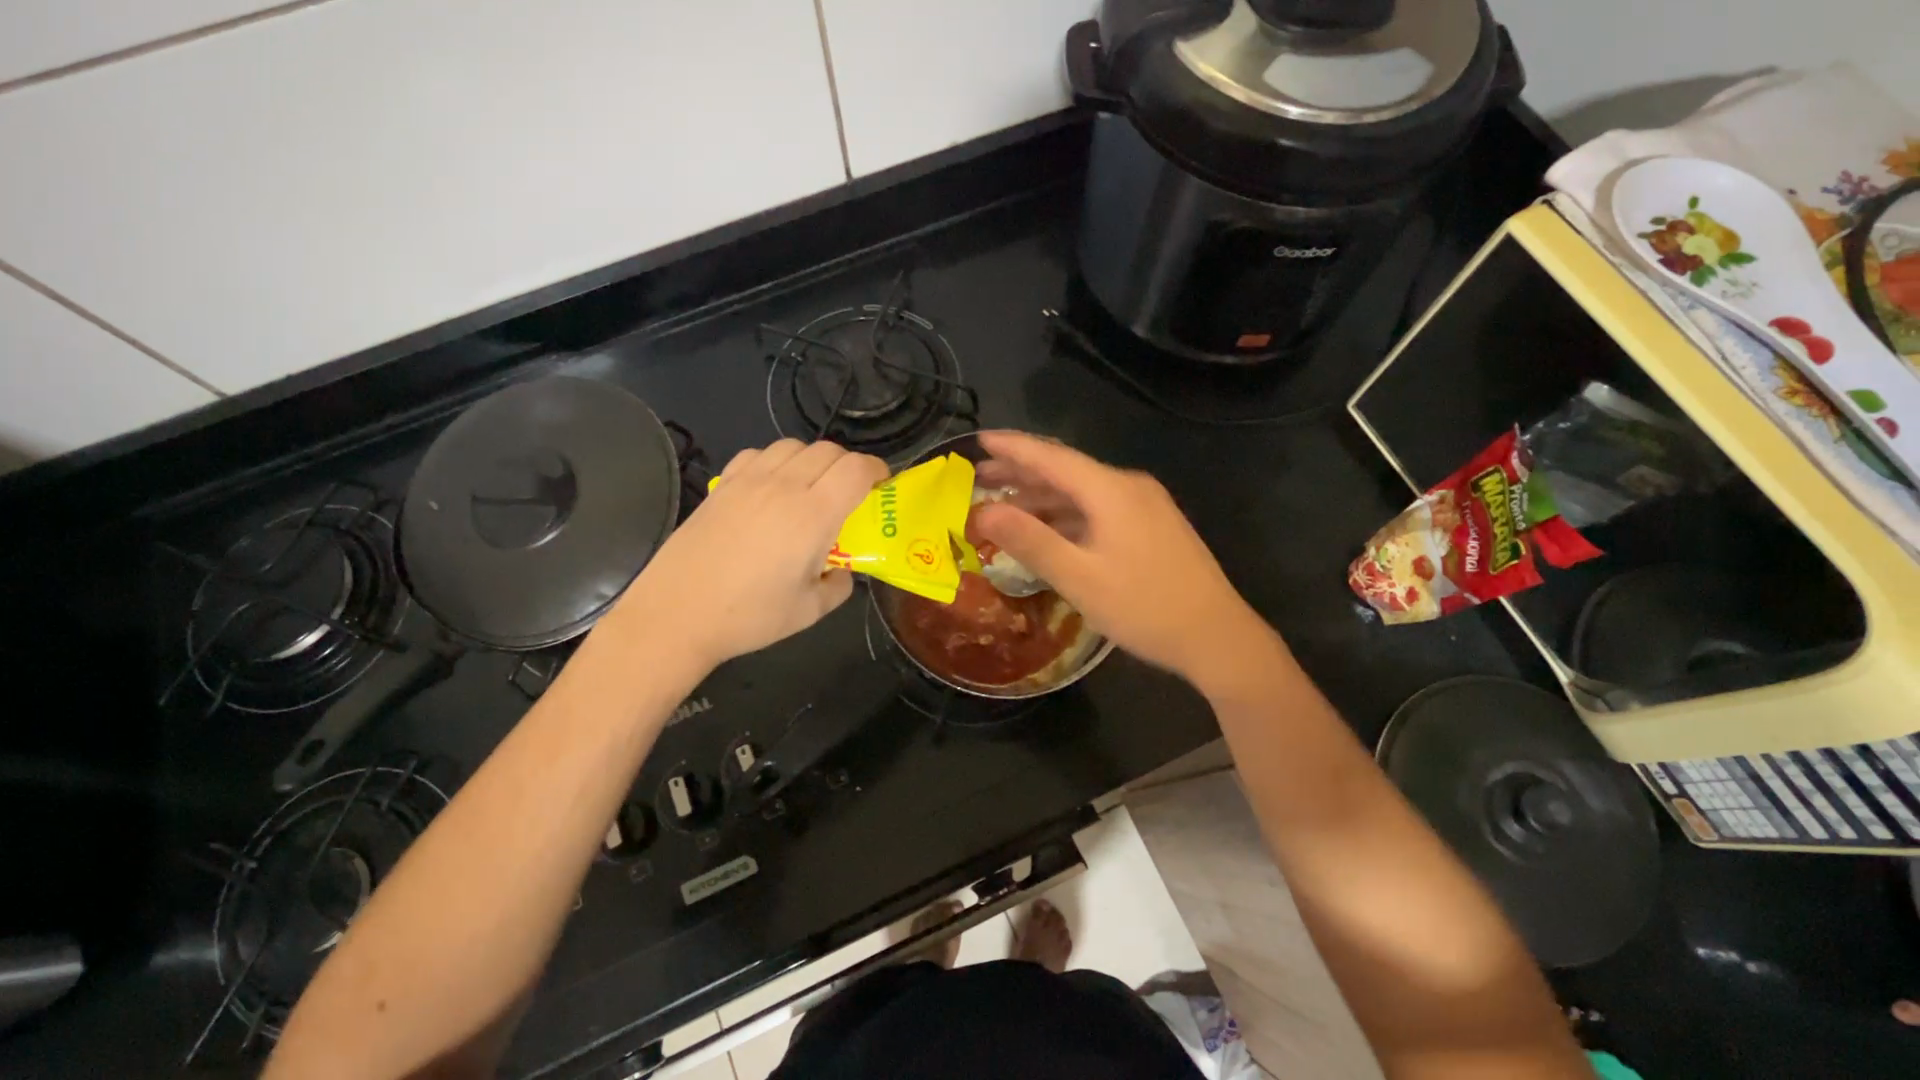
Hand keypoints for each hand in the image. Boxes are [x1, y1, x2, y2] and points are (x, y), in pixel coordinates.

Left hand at [612, 439, 887, 669]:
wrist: (677, 613)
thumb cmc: (749, 617)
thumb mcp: (809, 611)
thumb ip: (839, 587)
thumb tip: (843, 572)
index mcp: (813, 515)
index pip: (856, 469)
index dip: (877, 470)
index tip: (882, 485)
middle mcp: (783, 486)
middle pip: (828, 450)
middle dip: (848, 465)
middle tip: (850, 492)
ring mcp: (748, 481)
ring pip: (793, 446)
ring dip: (812, 460)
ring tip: (811, 487)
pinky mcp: (722, 486)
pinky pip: (758, 454)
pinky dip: (776, 462)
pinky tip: (772, 488)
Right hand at [970, 431, 1279, 691]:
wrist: (1217, 636)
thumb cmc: (1145, 607)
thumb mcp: (1080, 578)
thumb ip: (1031, 541)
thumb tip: (984, 512)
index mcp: (1111, 491)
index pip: (1051, 457)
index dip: (1012, 448)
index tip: (977, 439)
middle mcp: (1129, 487)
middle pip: (1067, 471)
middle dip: (1022, 472)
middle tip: (980, 475)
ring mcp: (1145, 507)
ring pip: (1083, 493)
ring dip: (1043, 497)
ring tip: (1003, 505)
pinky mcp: (1153, 528)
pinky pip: (1099, 510)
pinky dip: (1067, 516)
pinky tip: (1048, 531)